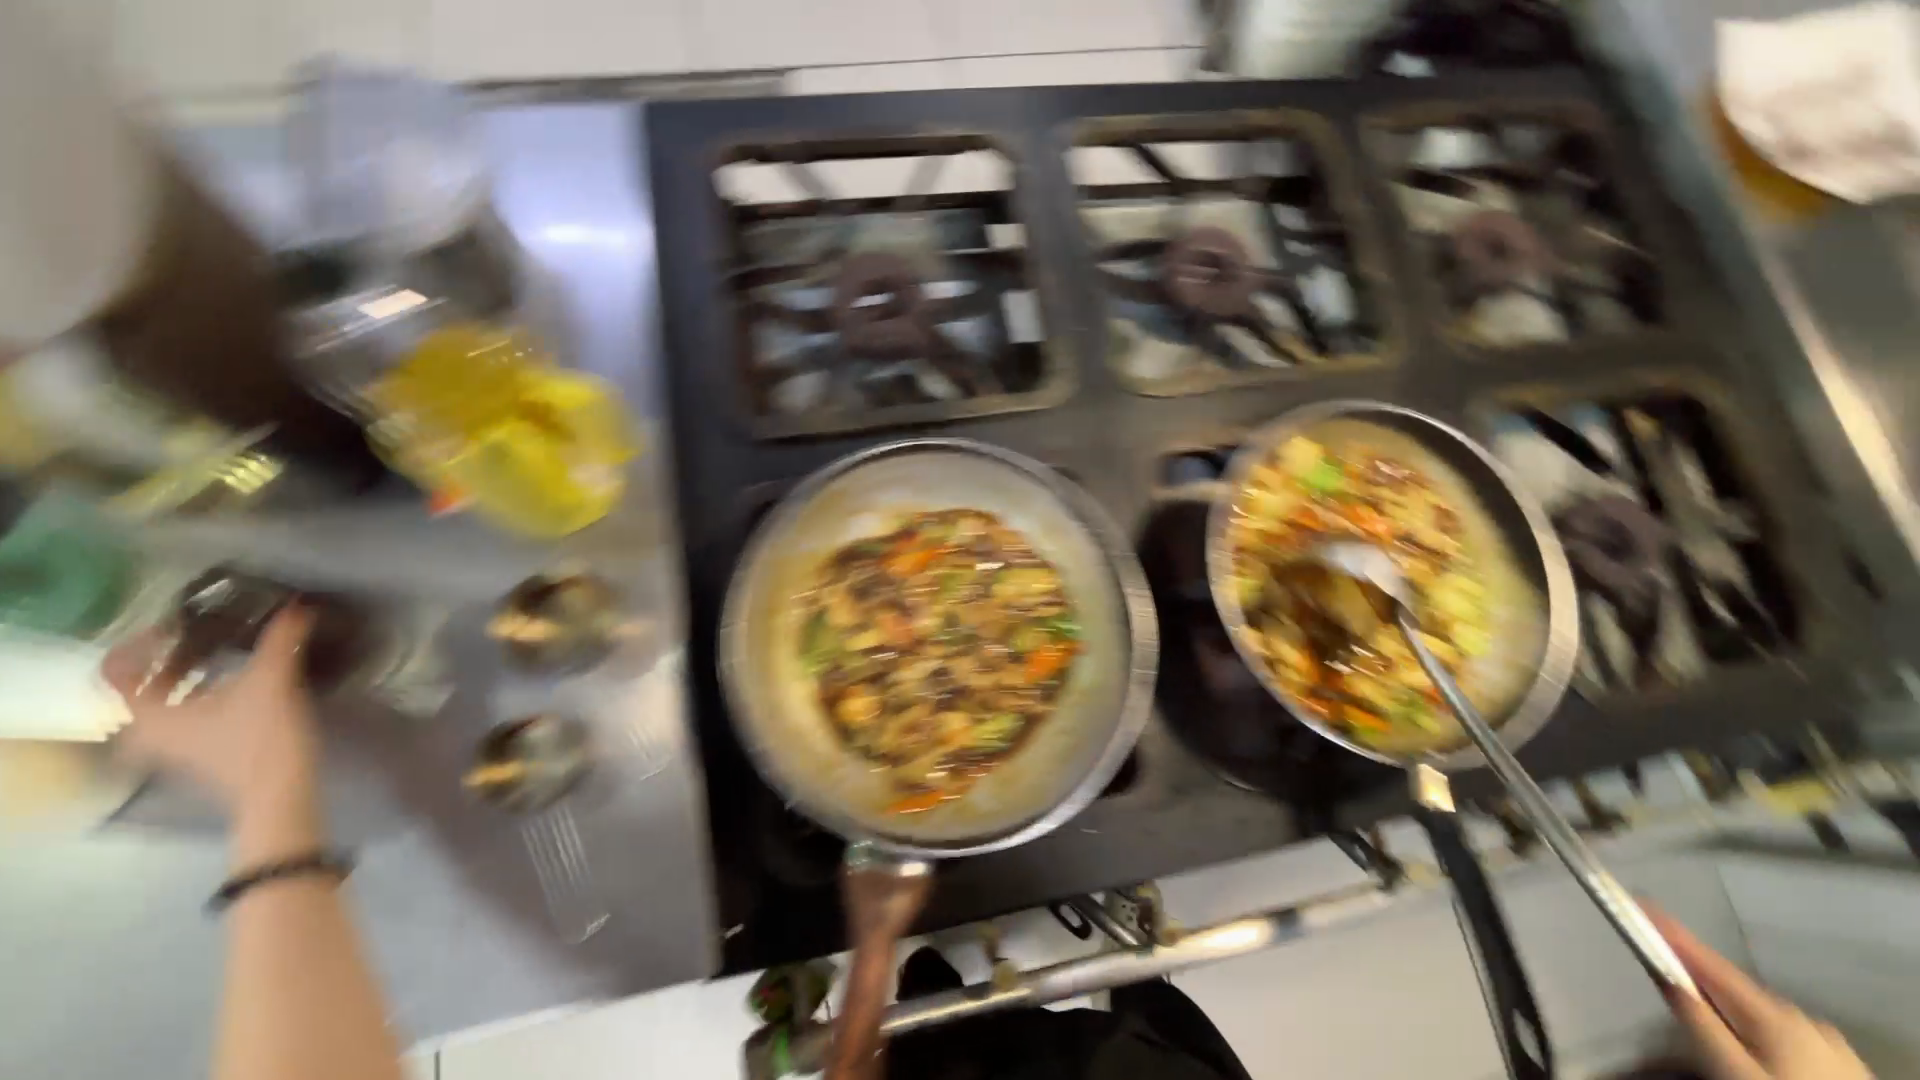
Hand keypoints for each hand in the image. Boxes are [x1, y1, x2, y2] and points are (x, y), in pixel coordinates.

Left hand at [104, 606, 324, 860]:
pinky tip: (238, 684)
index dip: (146, 641)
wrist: (280, 794)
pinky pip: (184, 714)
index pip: (118, 669)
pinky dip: (203, 693)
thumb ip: (281, 641)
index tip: (184, 623)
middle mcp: (146, 732)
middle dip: (173, 656)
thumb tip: (296, 607)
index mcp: (146, 715)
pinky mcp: (197, 753)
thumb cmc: (260, 740)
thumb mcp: (271, 683)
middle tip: (207, 632)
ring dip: (190, 674)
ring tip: (227, 653)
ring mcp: (170, 747)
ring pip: (166, 699)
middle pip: (143, 684)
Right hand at [1650, 910, 1873, 1079]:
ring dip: (1726, 1017)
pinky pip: (1781, 1036)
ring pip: (1757, 1015)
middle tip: (1665, 996)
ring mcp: (1828, 1041)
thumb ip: (1699, 1022)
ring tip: (1709, 1044)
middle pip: (1732, 991)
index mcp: (1775, 1013)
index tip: (1641, 904)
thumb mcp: (1733, 1069)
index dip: (1672, 933)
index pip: (1710, 963)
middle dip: (1697, 989)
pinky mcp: (1841, 1063)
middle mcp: (1802, 1017)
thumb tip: (1664, 974)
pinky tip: (1753, 1059)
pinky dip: (1755, 1036)